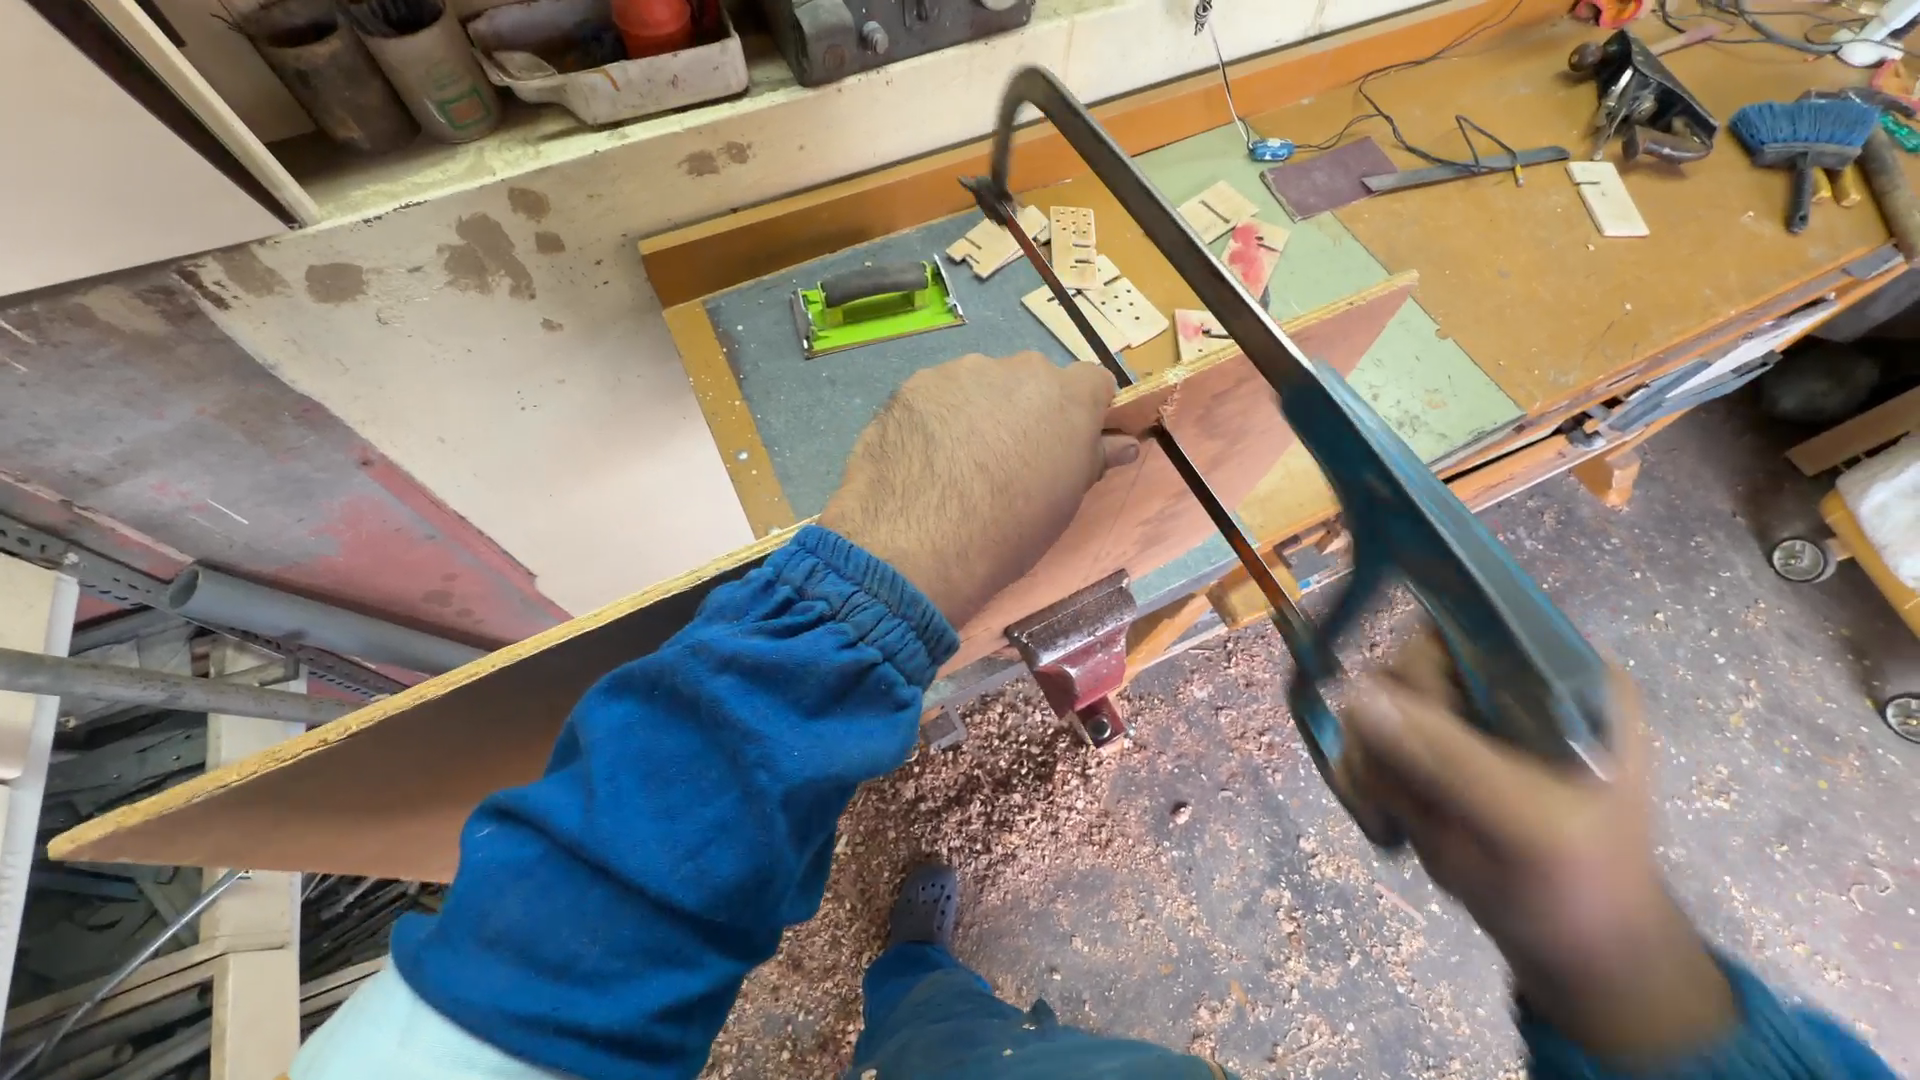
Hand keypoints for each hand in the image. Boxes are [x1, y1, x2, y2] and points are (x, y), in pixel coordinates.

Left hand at [820, 352, 1138, 625]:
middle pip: (1033, 380)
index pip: (1092, 384)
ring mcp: (961, 372)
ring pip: (981, 384)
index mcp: (1067, 397)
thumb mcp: (1062, 505)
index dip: (1082, 414)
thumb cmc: (1008, 532)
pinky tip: (922, 459)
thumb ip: (1092, 461)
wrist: (915, 546)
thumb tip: (1122, 444)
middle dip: (1026, 410)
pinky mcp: (913, 385)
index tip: (1064, 446)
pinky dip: (936, 418)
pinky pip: (937, 395)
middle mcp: (1018, 369)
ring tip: (956, 463)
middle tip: (1006, 460)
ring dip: (978, 411)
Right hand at [1337, 636, 1735, 1066]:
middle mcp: (1503, 685)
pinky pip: (1361, 741)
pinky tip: (1389, 820)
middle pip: (1403, 667)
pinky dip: (1362, 781)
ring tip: (1412, 819)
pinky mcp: (1425, 751)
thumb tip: (1356, 695)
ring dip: (1375, 767)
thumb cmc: (1579, 890)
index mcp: (1557, 678)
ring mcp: (1460, 719)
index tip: (1424, 730)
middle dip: (1395, 736)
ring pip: (1370, 708)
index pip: (1466, 625)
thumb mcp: (1527, 824)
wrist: (1575, 955)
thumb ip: (1449, 756)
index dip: (1429, 671)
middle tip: (1416, 792)